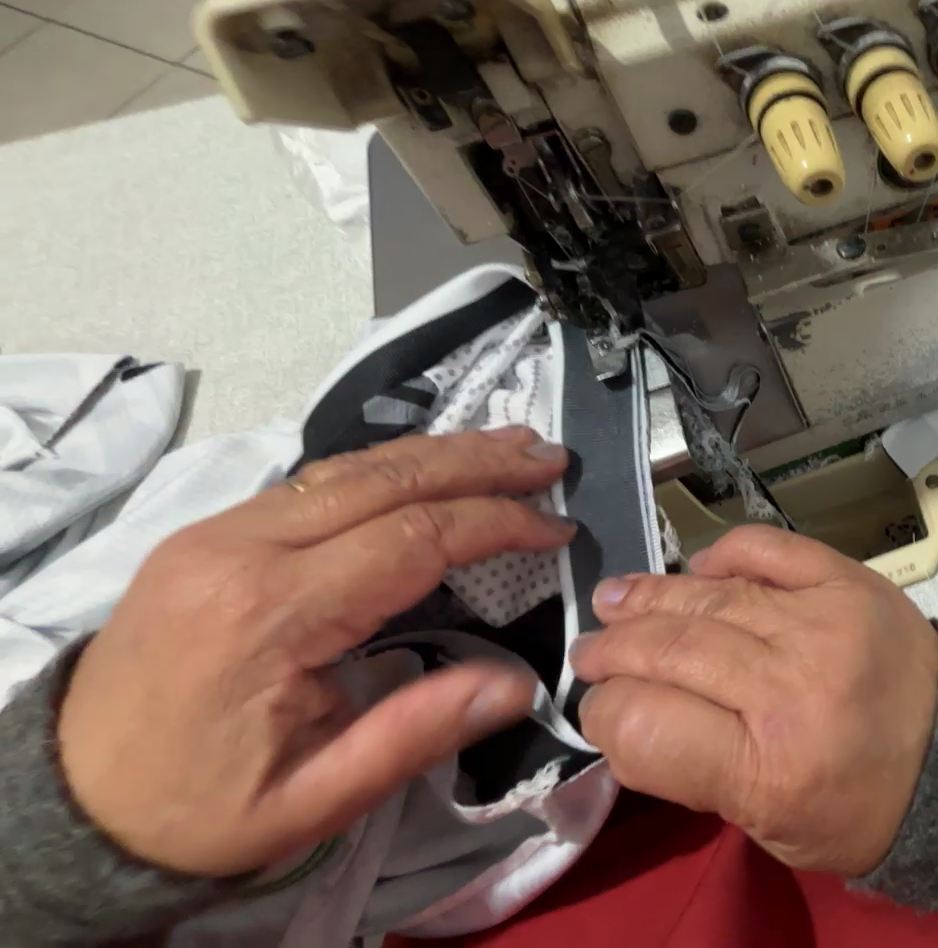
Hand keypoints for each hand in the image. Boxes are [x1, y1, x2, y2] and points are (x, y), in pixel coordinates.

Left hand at [57, 427, 575, 877]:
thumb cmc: (201, 810)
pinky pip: (323, 479)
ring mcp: (216, 531)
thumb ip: (419, 732)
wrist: (60, 812)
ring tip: (514, 443)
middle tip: (553, 458)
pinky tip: (439, 463)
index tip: (559, 530)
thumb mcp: (316, 797)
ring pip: (356, 465)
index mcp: (271, 612)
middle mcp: (240, 549)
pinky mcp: (211, 532)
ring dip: (445, 450)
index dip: (500, 522)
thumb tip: (523, 684)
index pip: (416, 534)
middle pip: (389, 479)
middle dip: (483, 463)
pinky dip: (397, 464)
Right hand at [571, 525, 937, 876]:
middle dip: (615, 650)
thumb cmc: (859, 803)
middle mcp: (793, 685)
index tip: (601, 708)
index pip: (647, 726)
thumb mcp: (767, 822)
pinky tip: (698, 566)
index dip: (607, 714)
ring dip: (651, 596)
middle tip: (589, 650)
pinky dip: (727, 553)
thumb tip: (627, 706)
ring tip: (614, 599)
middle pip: (673, 650)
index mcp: (770, 768)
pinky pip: (771, 549)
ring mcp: (824, 621)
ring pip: (712, 596)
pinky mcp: (848, 581)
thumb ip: (693, 768)